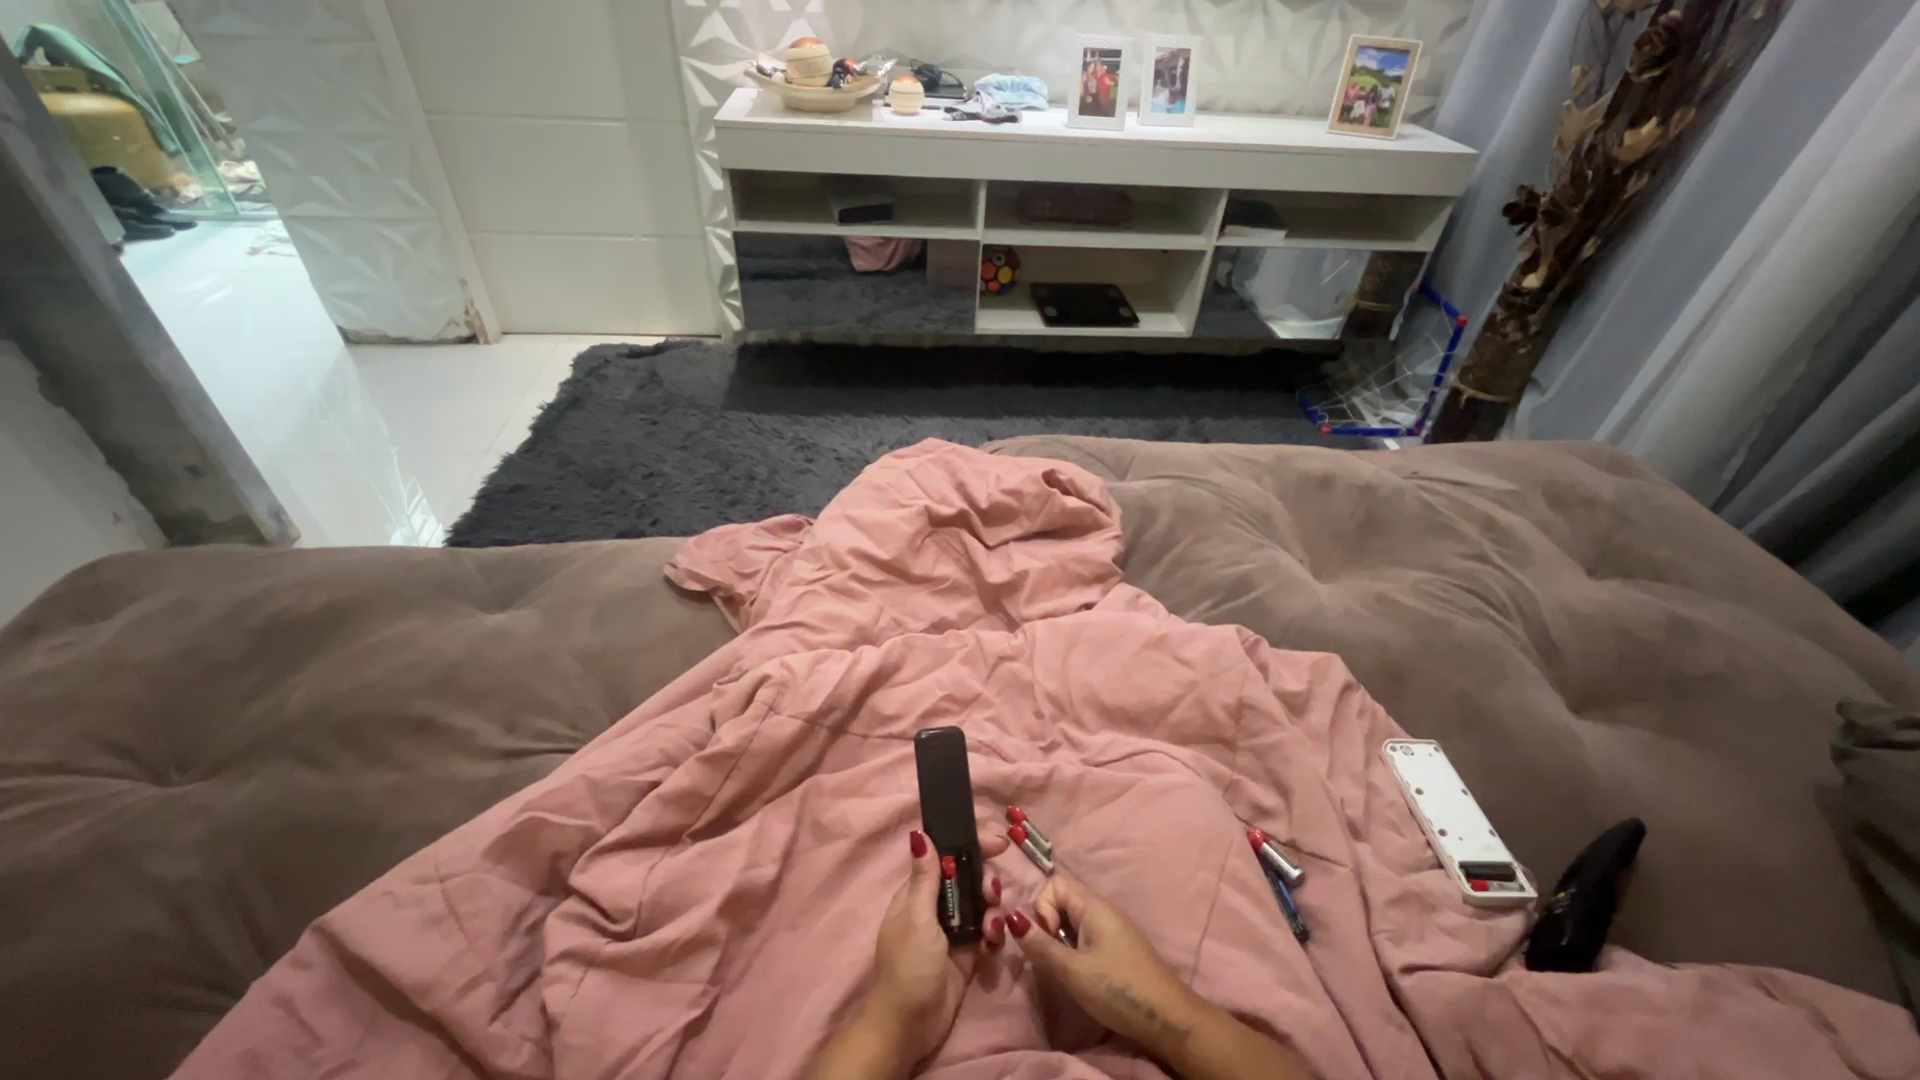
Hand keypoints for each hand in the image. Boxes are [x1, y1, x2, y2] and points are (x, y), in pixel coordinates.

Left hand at [865, 828, 1010, 1060]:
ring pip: (980, 905)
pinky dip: (993, 933)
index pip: (945, 859)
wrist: (910, 1026)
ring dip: (992, 909)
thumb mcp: (917, 918)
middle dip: (986, 882)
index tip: (999, 844)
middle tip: (994, 893)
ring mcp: (951, 931)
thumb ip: (925, 878)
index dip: (970, 848)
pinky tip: (993, 942)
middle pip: (968, 880)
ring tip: (992, 926)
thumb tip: (920, 834)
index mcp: (916, 894)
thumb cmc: (909, 966)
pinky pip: (986, 932)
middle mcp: (935, 908)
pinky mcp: (966, 953)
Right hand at [1005, 872, 1203, 1051]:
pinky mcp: (1117, 947)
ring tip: (1065, 969)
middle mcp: (1103, 909)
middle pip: (1062, 900)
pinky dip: (1075, 949)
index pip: (1054, 882)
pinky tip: (1081, 974)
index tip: (1048, 938)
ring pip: (1072, 920)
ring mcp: (1112, 929)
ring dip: (1060, 940)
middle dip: (1048, 924)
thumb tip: (1010, 916)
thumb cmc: (1118, 989)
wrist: (1169, 1018)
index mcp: (1093, 905)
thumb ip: (1040, 945)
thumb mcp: (1072, 971)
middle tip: (1052, 957)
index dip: (1042, 906)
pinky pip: (1086, 935)